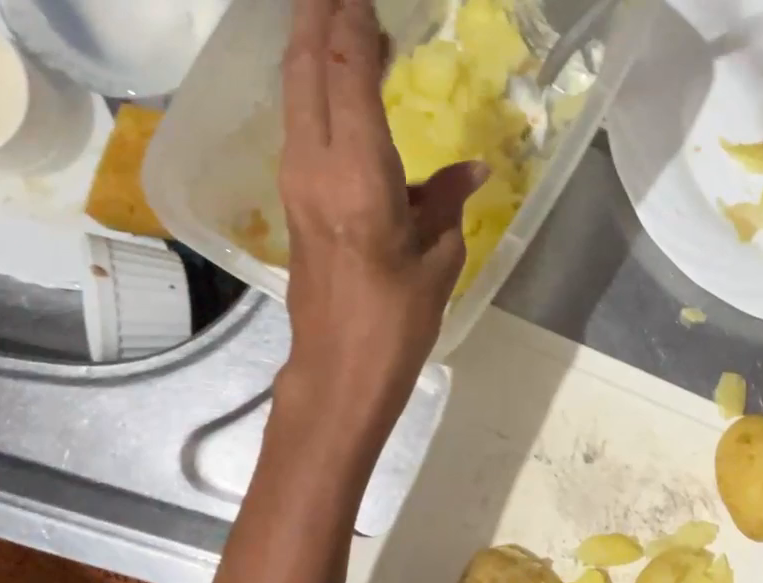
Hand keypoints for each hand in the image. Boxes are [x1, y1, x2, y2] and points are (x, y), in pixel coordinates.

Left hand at [276, 0, 483, 429]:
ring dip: (312, 48)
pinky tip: (335, 84)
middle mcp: (315, 163)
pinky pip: (300, 121)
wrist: (339, 367)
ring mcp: (295, 178)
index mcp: (358, 175)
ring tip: (338, 19)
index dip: (353, 26)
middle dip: (319, 17)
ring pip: (295, 90)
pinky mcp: (293, 196)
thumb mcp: (437, 260)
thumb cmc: (396, 321)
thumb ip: (447, 203)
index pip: (346, 74)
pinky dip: (314, 87)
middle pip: (305, 67)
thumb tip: (469, 170)